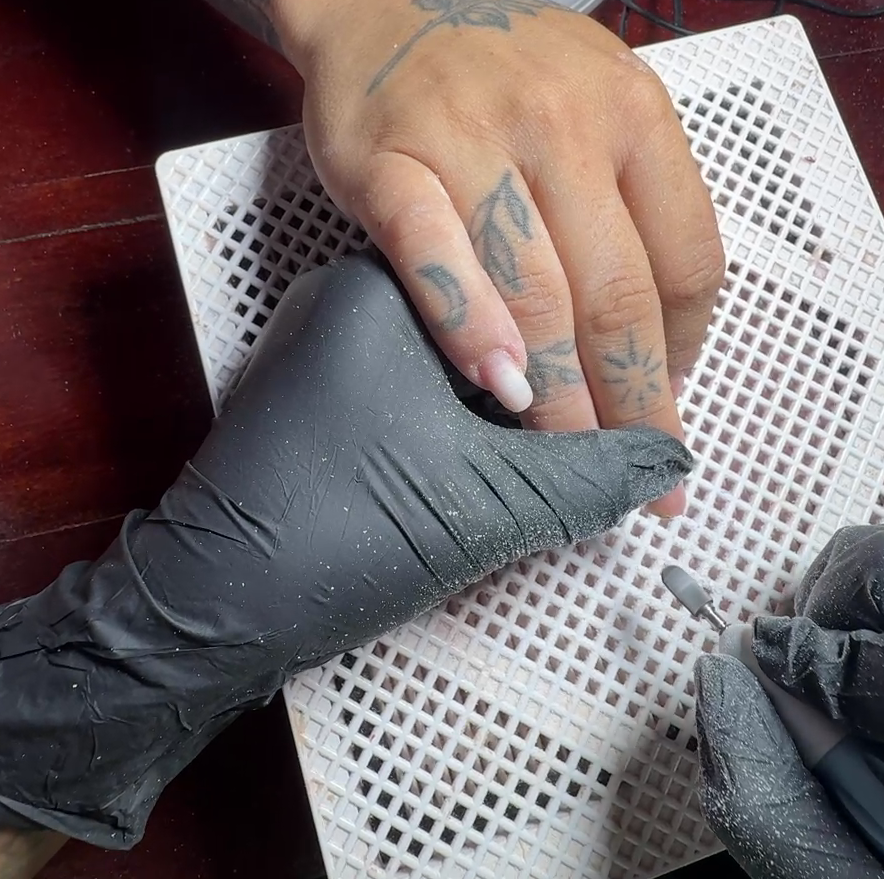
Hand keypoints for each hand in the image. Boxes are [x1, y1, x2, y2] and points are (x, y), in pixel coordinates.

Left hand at [0, 250, 691, 847]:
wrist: (213, 599)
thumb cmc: (340, 531)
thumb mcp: (484, 504)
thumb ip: (590, 474)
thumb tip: (669, 458)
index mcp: (390, 285)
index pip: (524, 285)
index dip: (591, 343)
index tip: (634, 398)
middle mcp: (362, 290)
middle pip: (500, 310)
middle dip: (567, 374)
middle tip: (612, 430)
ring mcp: (344, 333)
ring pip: (471, 346)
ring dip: (527, 396)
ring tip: (577, 443)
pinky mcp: (336, 378)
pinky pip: (436, 374)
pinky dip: (483, 408)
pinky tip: (516, 445)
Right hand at [291, 0, 722, 513]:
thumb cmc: (496, 63)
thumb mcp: (592, 94)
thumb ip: (629, 195)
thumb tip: (654, 335)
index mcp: (630, 109)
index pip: (687, 256)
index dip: (686, 348)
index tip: (671, 398)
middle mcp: (561, 121)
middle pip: (617, 293)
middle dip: (634, 400)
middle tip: (644, 476)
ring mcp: (469, 140)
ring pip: (534, 292)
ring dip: (561, 392)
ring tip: (573, 459)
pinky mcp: (388, 163)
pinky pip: (433, 259)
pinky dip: (468, 329)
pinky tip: (498, 386)